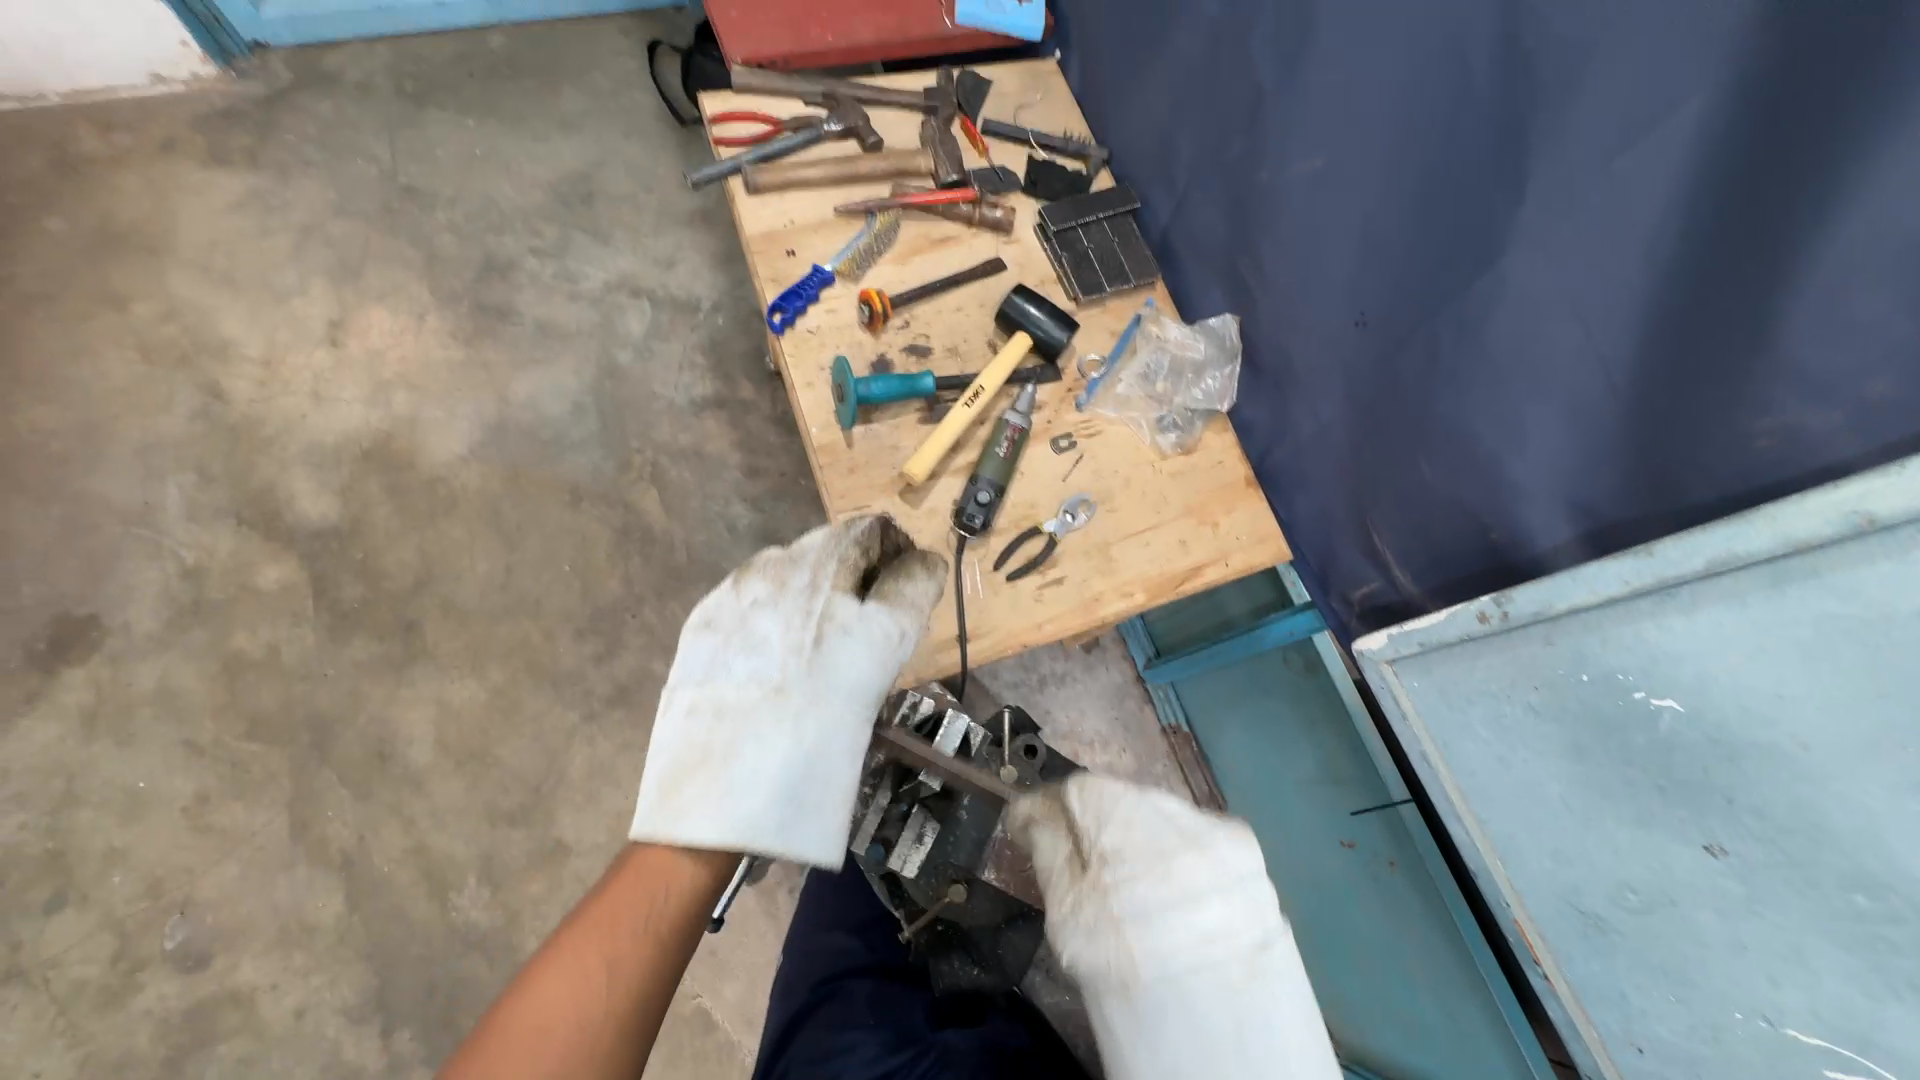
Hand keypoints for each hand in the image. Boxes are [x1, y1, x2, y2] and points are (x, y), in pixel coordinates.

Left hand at [628, 515, 945, 867]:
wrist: (717, 803)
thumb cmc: (810, 774)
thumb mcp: (867, 701)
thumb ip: (883, 637)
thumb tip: (890, 601)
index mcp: (868, 628)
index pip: (911, 570)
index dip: (913, 569)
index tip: (910, 579)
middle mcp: (816, 590)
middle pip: (854, 540)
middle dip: (868, 558)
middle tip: (866, 592)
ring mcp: (754, 590)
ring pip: (802, 552)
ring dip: (819, 570)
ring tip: (813, 615)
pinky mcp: (713, 605)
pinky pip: (756, 578)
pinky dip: (775, 591)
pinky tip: (769, 632)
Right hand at [1007, 774, 1342, 1079]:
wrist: (1227, 1044)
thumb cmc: (1131, 989)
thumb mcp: (1070, 925)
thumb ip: (1051, 853)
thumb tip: (1033, 811)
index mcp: (1118, 840)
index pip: (1078, 788)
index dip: (1054, 809)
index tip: (1038, 830)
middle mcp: (1171, 821)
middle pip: (1120, 795)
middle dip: (1098, 823)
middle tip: (1088, 867)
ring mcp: (1214, 831)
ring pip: (1158, 810)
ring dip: (1138, 833)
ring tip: (1136, 885)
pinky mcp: (1247, 849)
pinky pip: (1196, 831)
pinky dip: (1178, 850)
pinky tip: (1176, 891)